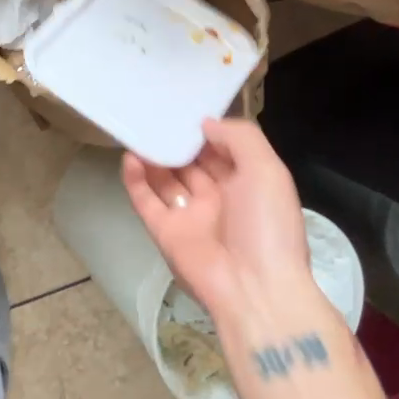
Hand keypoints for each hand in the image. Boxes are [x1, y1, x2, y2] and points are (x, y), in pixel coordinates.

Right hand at [121, 118, 313, 320]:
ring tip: (138, 132)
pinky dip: (134, 179)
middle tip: (155, 116)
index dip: (207, 132)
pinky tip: (130, 158)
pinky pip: (145, 199)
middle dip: (176, 142)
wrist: (255, 289)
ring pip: (166, 178)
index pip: (224, 151)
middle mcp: (219, 199)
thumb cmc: (267, 226)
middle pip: (192, 163)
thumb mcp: (269, 173)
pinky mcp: (164, 230)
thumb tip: (204, 124)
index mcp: (249, 187)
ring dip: (153, 157)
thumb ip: (240, 139)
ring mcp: (189, 216)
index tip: (185, 109)